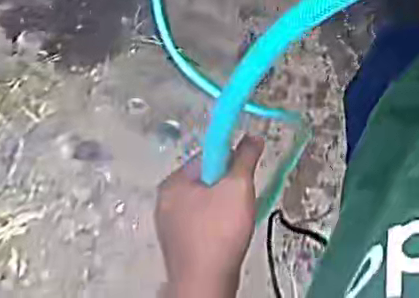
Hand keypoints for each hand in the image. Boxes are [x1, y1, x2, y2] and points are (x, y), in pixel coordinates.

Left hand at [156, 136, 263, 297]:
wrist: (206, 285)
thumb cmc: (219, 231)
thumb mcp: (239, 184)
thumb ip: (246, 155)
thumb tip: (252, 136)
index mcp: (173, 183)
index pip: (209, 153)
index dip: (231, 159)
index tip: (243, 171)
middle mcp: (166, 201)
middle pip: (209, 175)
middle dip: (229, 181)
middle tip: (241, 194)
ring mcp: (172, 224)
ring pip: (209, 197)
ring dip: (227, 200)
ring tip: (236, 215)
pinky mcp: (181, 242)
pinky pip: (205, 217)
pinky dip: (219, 218)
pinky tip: (228, 230)